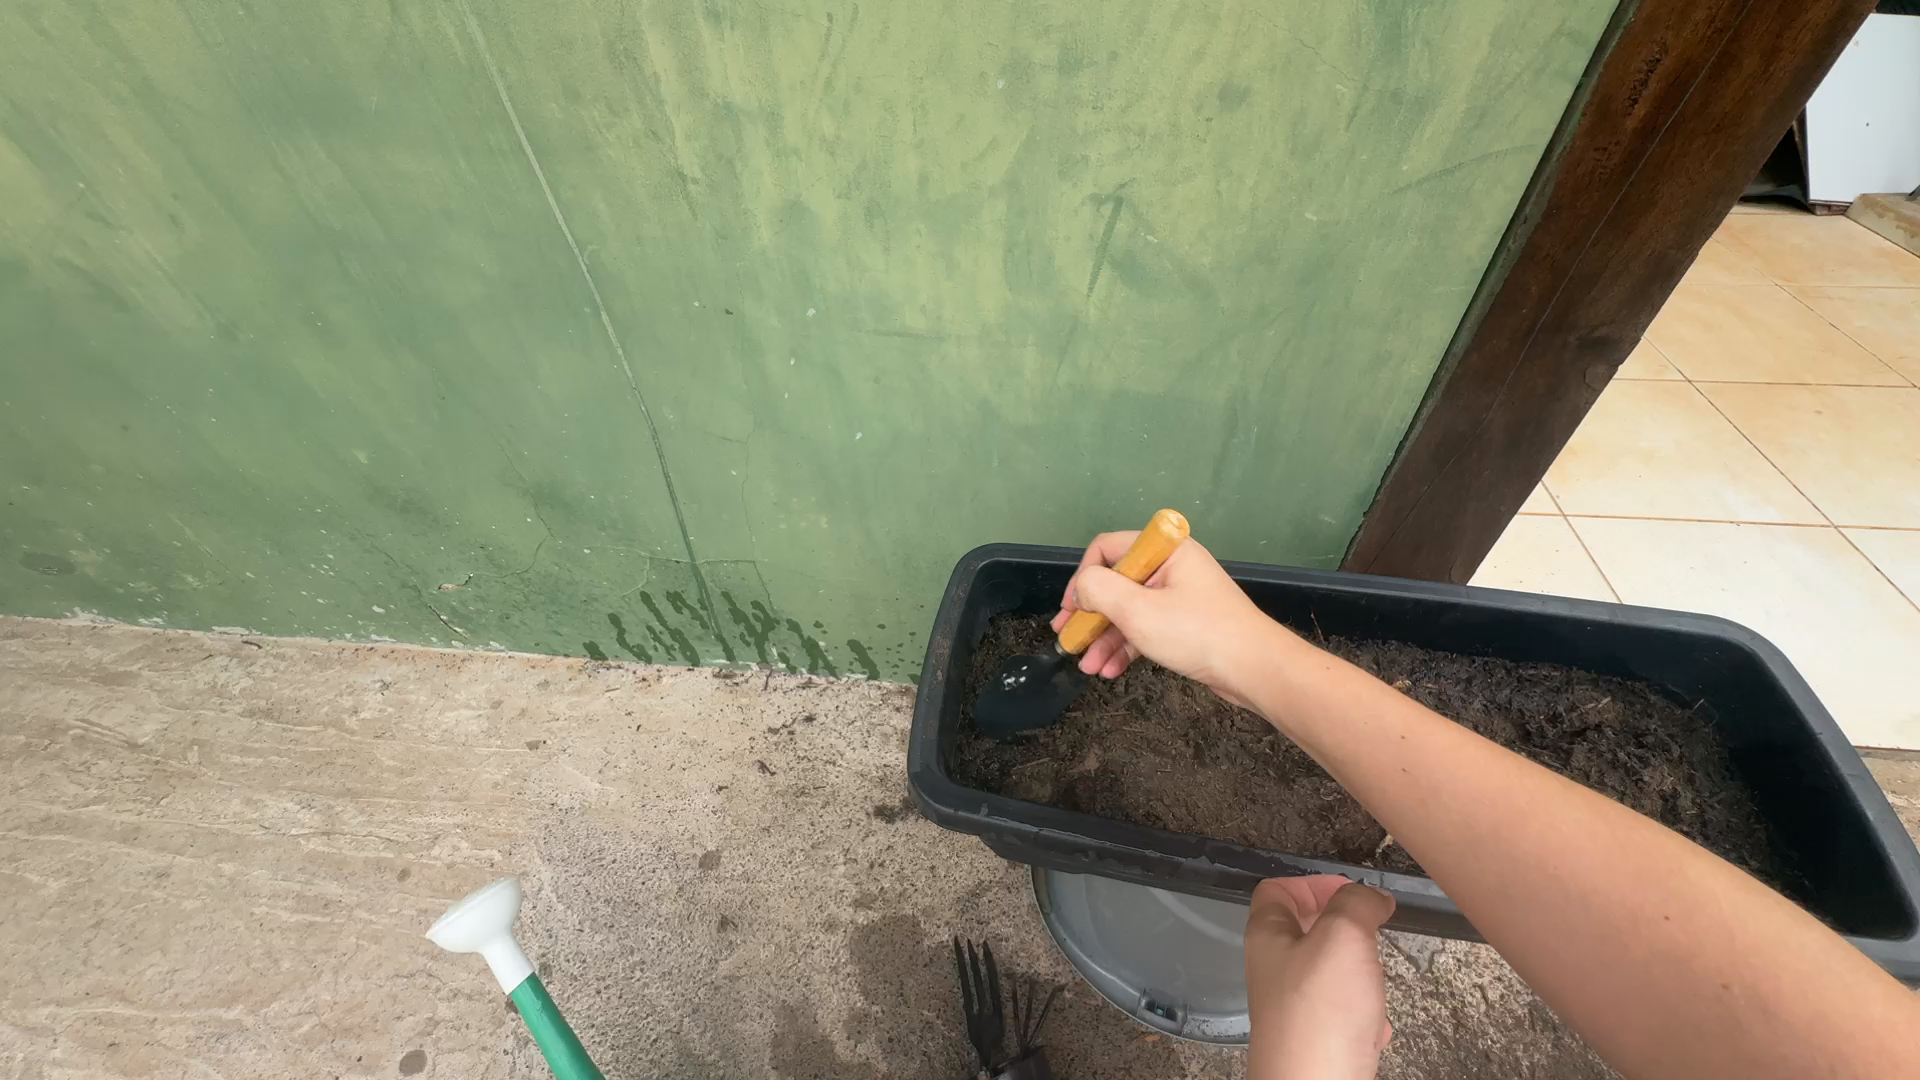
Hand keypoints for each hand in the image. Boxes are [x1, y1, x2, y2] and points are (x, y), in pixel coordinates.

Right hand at [1051, 532, 1290, 704]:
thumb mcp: (1138, 610)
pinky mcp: (1183, 623)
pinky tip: (1110, 670)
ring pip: (1128, 610)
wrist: (1255, 670)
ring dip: (1104, 638)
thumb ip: (1098, 590)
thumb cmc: (1197, 633)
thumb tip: (1080, 587)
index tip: (1070, 609)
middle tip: (1069, 640)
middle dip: (1089, 616)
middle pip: (1115, 583)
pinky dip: (1126, 647)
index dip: (1082, 578)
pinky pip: (1145, 628)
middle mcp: (1171, 567)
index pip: (1107, 549)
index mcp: (1165, 551)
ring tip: (1088, 666)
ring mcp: (1178, 596)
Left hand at [1245, 876, 1394, 1079]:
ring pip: (1325, 973)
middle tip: (1372, 932)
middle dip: (1341, 928)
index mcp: (1267, 934)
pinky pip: (1339, 1015)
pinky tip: (1377, 1026)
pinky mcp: (1313, 1040)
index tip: (1352, 891)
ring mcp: (1290, 1006)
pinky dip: (1361, 1014)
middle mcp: (1272, 966)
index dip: (1313, 883)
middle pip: (1303, 929)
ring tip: (1376, 978)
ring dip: (1355, 972)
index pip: (1278, 890)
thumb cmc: (1321, 1008)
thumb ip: (1357, 905)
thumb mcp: (1343, 937)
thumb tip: (1371, 893)